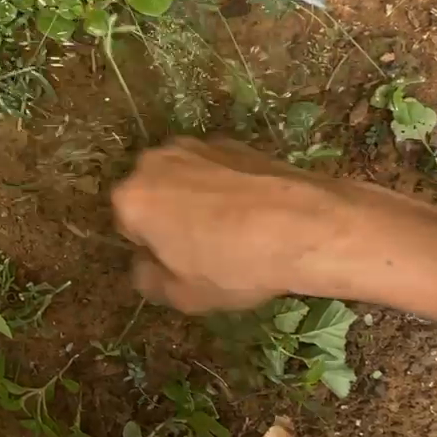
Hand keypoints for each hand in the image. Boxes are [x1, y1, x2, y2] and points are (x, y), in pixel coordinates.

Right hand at [110, 137, 436, 322]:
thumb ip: (149, 281)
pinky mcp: (230, 141)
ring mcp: (192, 146)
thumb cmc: (235, 265)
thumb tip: (146, 267)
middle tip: (205, 247)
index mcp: (130, 199)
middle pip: (150, 195)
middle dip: (169, 216)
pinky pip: (215, 168)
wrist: (309, 226)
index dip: (153, 249)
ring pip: (182, 178)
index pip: (127, 228)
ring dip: (196, 197)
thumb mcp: (184, 295)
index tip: (181, 263)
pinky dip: (226, 184)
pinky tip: (256, 211)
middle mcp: (151, 163)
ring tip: (236, 229)